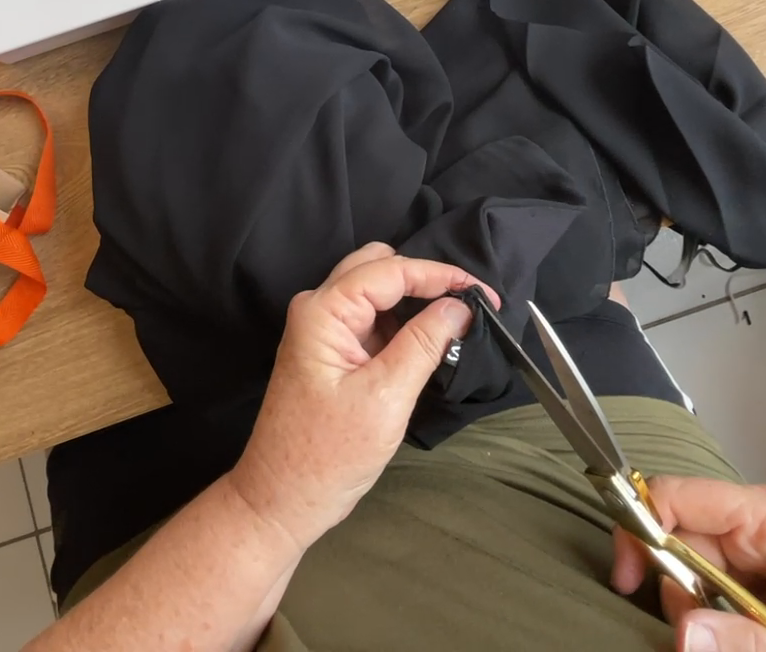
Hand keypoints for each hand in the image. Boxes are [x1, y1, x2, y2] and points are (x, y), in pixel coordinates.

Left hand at [227, 243, 492, 549]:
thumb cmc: (328, 454)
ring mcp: (323, 329)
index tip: (483, 291)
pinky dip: (403, 322)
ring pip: (376, 290)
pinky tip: (431, 339)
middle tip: (469, 303)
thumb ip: (423, 344)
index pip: (389, 270)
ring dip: (415, 299)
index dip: (439, 274)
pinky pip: (372, 319)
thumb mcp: (385, 398)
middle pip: (378, 267)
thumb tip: (458, 306)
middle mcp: (319, 309)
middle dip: (425, 278)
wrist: (282, 499)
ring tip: (458, 321)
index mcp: (323, 311)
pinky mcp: (332, 350)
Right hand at [612, 477, 765, 651]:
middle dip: (674, 585)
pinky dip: (704, 621)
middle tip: (691, 633)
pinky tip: (727, 641)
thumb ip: (755, 644)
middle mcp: (753, 524)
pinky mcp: (751, 584)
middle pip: (676, 536)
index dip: (643, 524)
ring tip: (724, 643)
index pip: (679, 496)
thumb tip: (683, 631)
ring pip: (684, 569)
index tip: (626, 576)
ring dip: (690, 610)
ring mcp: (751, 553)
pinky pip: (703, 592)